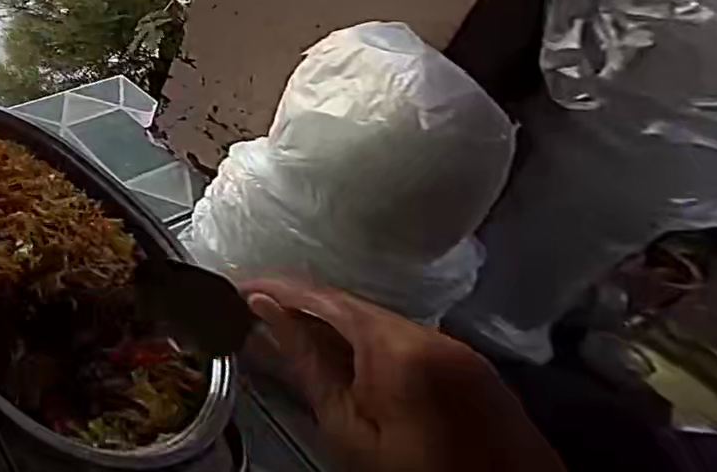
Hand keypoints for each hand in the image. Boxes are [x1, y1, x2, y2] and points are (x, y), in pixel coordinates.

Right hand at [244, 279, 563, 471]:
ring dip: (335, 322)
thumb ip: (304, 360)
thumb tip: (263, 309)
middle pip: (350, 303)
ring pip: (377, 319)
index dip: (274, 288)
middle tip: (261, 309)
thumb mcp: (347, 429)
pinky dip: (370, 341)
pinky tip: (345, 356)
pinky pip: (407, 338)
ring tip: (294, 331)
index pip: (319, 294)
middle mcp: (432, 335)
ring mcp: (460, 352)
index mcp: (396, 345)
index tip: (240, 289)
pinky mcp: (475, 372)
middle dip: (302, 304)